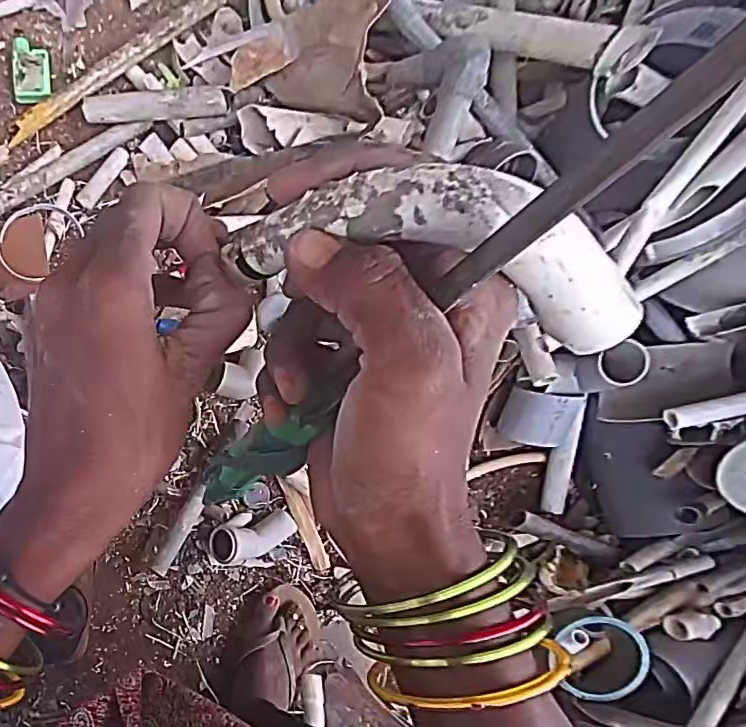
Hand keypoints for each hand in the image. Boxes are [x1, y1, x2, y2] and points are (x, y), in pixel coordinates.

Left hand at [0, 183, 250, 599]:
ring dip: (143, 261)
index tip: (207, 254)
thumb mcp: (189, 374)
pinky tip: (144, 322)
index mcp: (108, 287)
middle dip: (170, 237)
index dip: (190, 218)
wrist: (70, 489)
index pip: (149, 202)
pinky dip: (114, 285)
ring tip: (179, 302)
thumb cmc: (119, 449)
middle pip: (123, 218)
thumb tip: (231, 282)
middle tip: (200, 275)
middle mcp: (68, 285)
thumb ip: (220, 310)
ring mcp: (48, 305)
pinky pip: (79, 280)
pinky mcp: (42, 327)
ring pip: (99, 246)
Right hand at [256, 145, 516, 598]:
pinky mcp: (338, 362)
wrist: (382, 524)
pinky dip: (280, 371)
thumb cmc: (413, 462)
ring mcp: (374, 332)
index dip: (351, 184)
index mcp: (465, 282)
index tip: (293, 195)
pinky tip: (293, 404)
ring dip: (288, 344)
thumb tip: (313, 246)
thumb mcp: (406, 366)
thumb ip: (368, 291)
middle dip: (307, 289)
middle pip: (347, 245)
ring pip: (310, 296)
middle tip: (289, 308)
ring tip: (298, 388)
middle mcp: (421, 298)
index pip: (413, 195)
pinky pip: (292, 338)